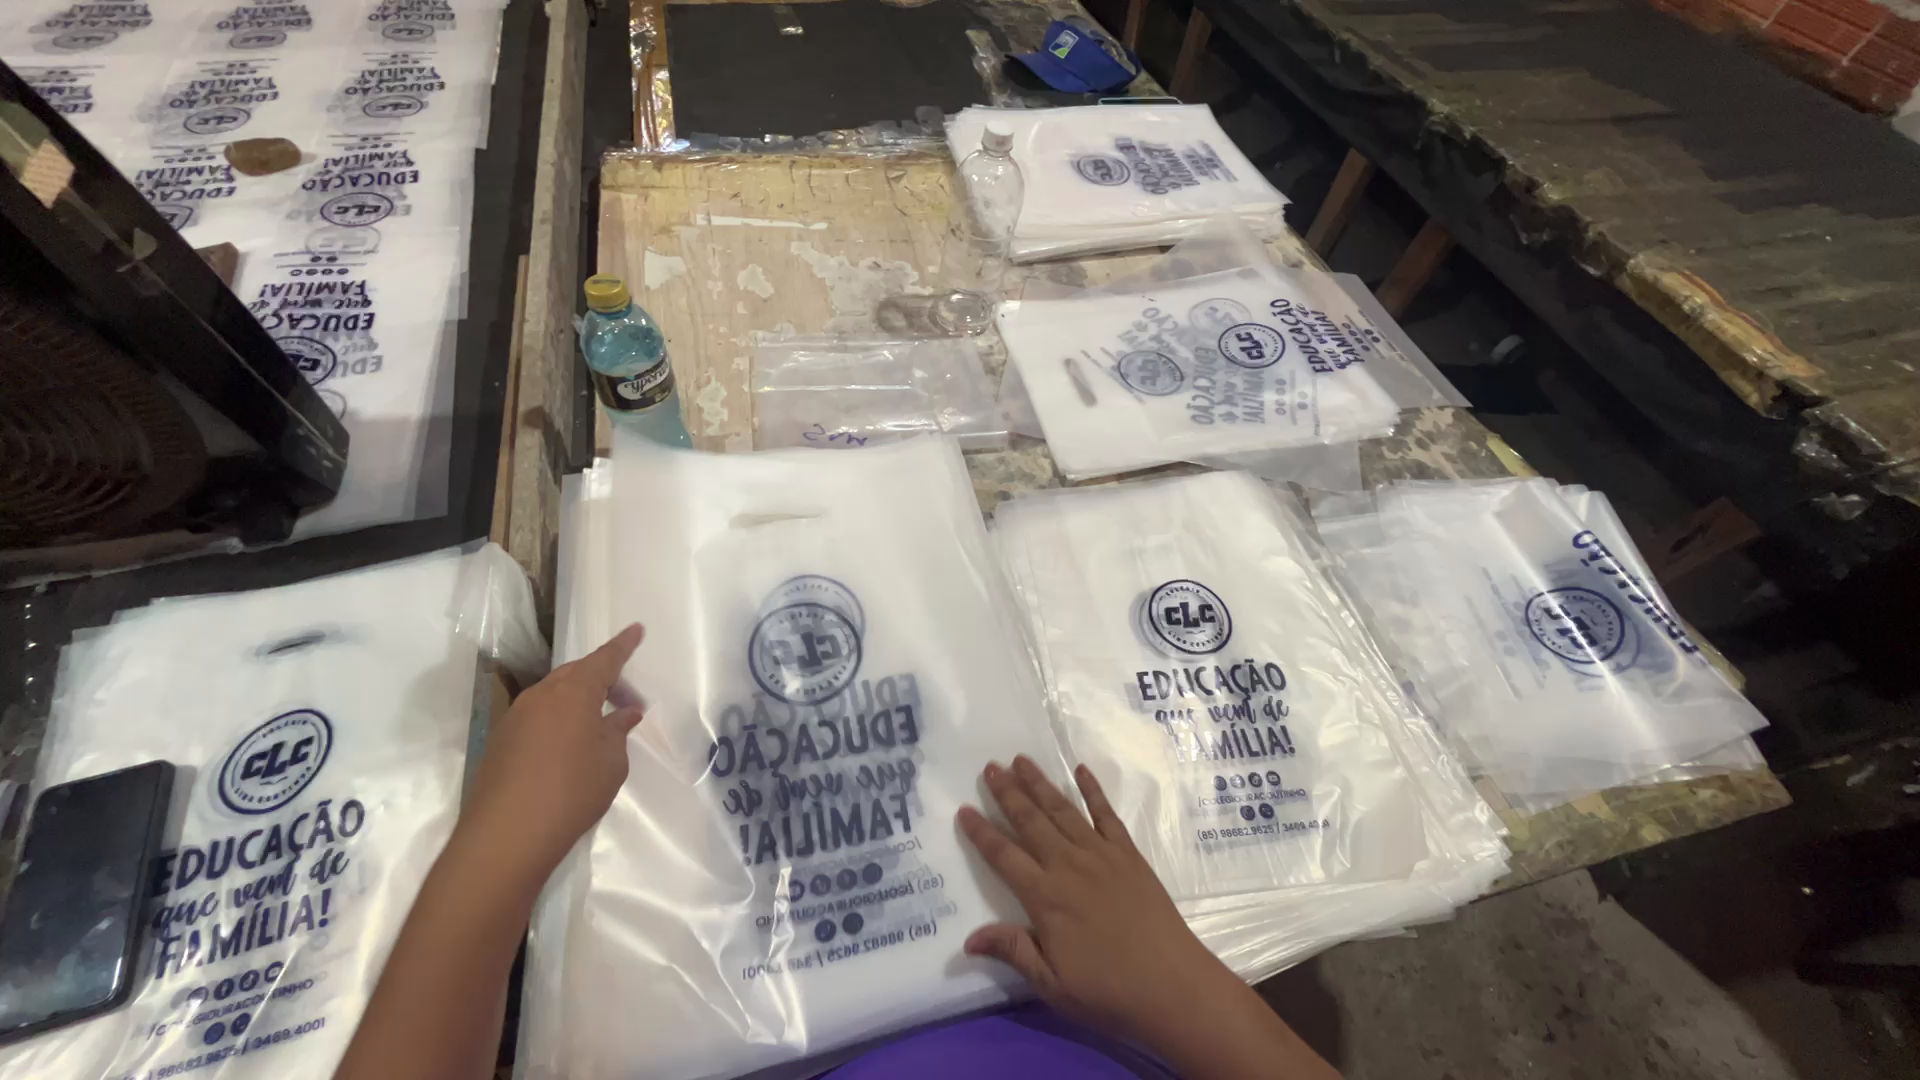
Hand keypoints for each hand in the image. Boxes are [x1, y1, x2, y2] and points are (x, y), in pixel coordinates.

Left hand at [457, 624, 646, 878]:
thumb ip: (617, 731)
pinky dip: (559, 719)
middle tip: (624, 692)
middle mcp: (541, 696)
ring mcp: (515, 718)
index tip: (636, 629)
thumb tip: (623, 713)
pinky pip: (538, 716)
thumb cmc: (572, 791)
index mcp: (573, 692)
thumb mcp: (611, 761)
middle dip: (601, 675)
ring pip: (554, 694)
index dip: (623, 645)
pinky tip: (570, 744)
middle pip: (575, 673)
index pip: (604, 659)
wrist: (505, 837)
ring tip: (599, 720)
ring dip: (578, 699)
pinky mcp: (501, 743)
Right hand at [957, 756, 1234, 1037]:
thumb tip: (968, 939)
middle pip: (1031, 821)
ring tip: (1022, 760)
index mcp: (1045, 897)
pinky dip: (1092, 790)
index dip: (982, 832)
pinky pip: (1106, 814)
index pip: (1004, 856)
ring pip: (1063, 810)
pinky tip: (1081, 770)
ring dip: (1040, 783)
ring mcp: (1100, 854)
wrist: (1173, 986)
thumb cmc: (1108, 991)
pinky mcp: (1128, 854)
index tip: (964, 808)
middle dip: (1008, 792)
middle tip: (990, 766)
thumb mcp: (1052, 983)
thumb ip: (1013, 951)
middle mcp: (1068, 865)